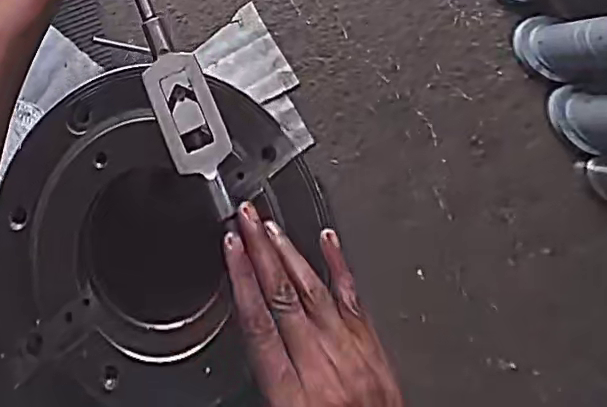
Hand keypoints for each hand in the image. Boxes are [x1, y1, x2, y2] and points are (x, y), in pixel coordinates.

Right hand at [226, 204, 403, 406]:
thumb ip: (267, 383)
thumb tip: (248, 337)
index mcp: (295, 399)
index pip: (260, 324)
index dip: (242, 278)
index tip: (230, 246)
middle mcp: (324, 372)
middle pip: (283, 296)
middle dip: (260, 249)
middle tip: (245, 216)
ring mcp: (353, 357)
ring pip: (314, 290)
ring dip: (288, 251)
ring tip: (269, 223)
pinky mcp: (375, 351)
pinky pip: (353, 298)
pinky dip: (339, 264)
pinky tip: (327, 239)